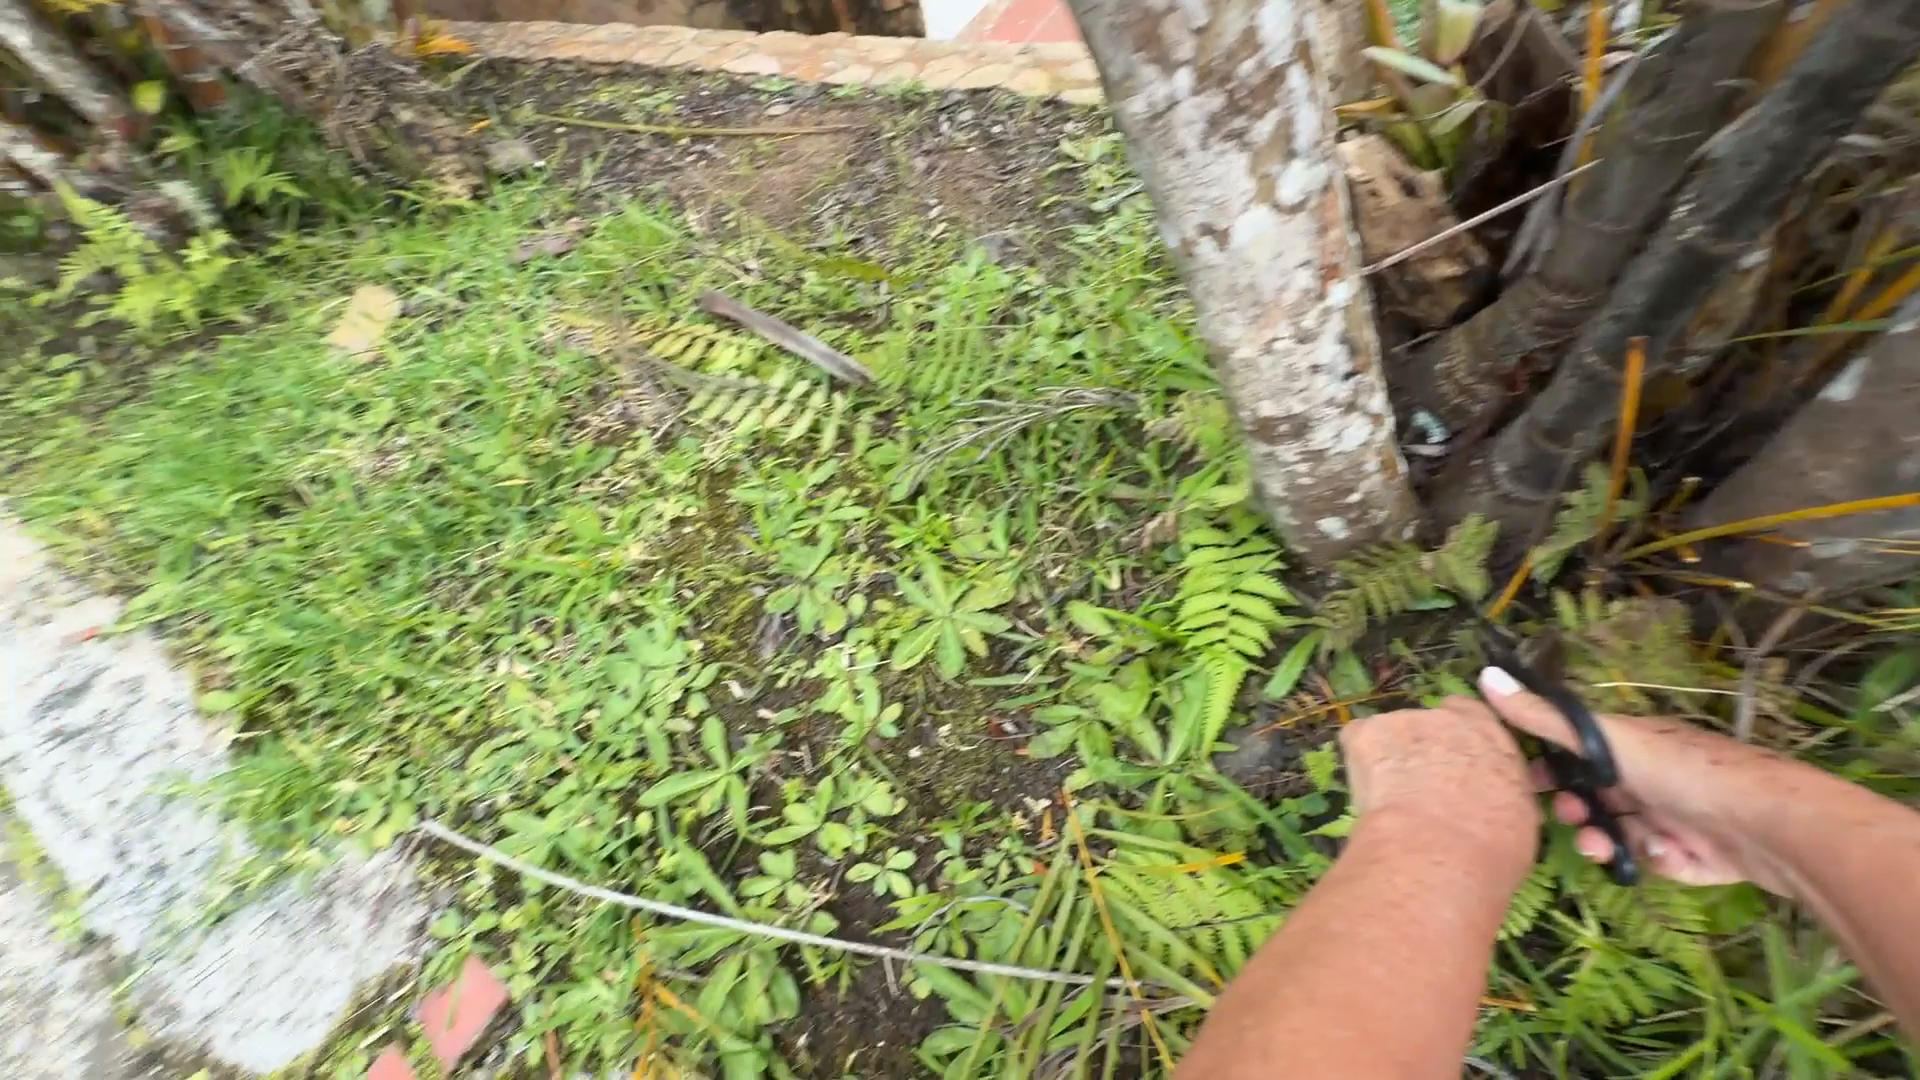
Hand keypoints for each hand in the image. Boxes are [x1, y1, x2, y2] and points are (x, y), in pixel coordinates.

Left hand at [1339, 698, 1539, 878]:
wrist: (1436, 846)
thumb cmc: (1490, 843)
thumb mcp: (1518, 810)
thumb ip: (1498, 782)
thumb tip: (1486, 789)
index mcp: (1487, 732)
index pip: (1467, 713)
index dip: (1454, 735)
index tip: (1449, 757)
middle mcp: (1442, 717)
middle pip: (1424, 725)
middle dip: (1420, 748)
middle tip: (1418, 784)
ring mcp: (1398, 720)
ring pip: (1389, 733)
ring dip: (1390, 754)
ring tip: (1392, 793)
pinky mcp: (1362, 732)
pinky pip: (1357, 738)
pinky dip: (1361, 758)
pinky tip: (1370, 787)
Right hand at [1479, 666, 1806, 894]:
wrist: (1771, 828)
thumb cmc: (1680, 771)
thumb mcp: (1601, 739)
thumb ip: (1541, 717)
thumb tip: (1484, 675)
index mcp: (1630, 745)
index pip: (1575, 753)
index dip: (1547, 766)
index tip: (1527, 781)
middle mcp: (1650, 777)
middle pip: (1592, 794)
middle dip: (1572, 807)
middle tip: (1566, 816)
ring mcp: (1674, 817)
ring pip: (1617, 829)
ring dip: (1601, 837)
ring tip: (1598, 846)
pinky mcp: (1694, 856)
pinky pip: (1654, 858)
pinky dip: (1650, 857)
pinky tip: (1659, 854)